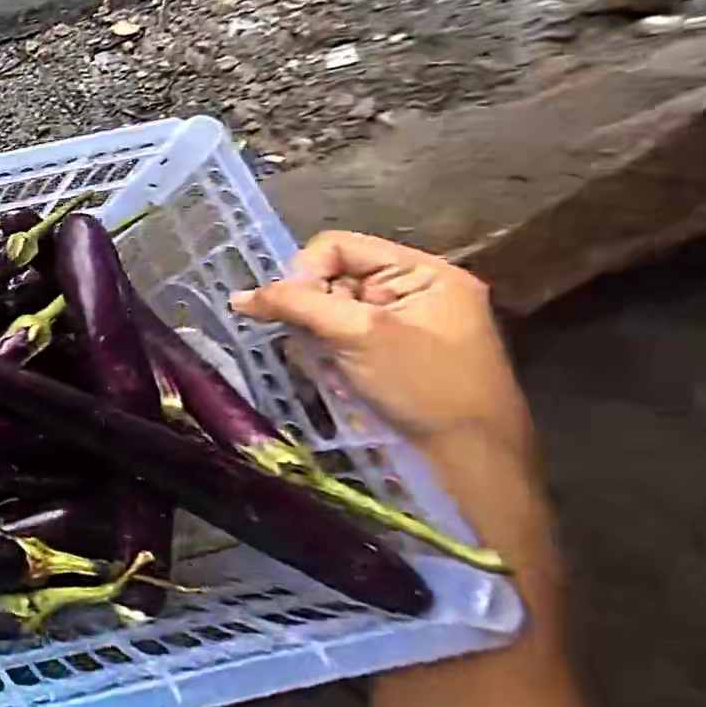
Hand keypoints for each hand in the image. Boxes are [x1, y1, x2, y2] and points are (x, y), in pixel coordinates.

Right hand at [230, 232, 554, 601]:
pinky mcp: (384, 351)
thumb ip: (296, 304)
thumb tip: (237, 296)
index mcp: (423, 272)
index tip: (289, 308)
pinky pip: (335, 333)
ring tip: (323, 357)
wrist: (468, 459)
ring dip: (313, 330)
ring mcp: (398, 322)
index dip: (304, 270)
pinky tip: (330, 368)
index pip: (338, 247)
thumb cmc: (423, 386)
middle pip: (330, 275)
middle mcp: (410, 290)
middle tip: (308, 336)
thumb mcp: (357, 334)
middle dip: (309, 304)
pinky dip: (321, 348)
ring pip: (327, 306)